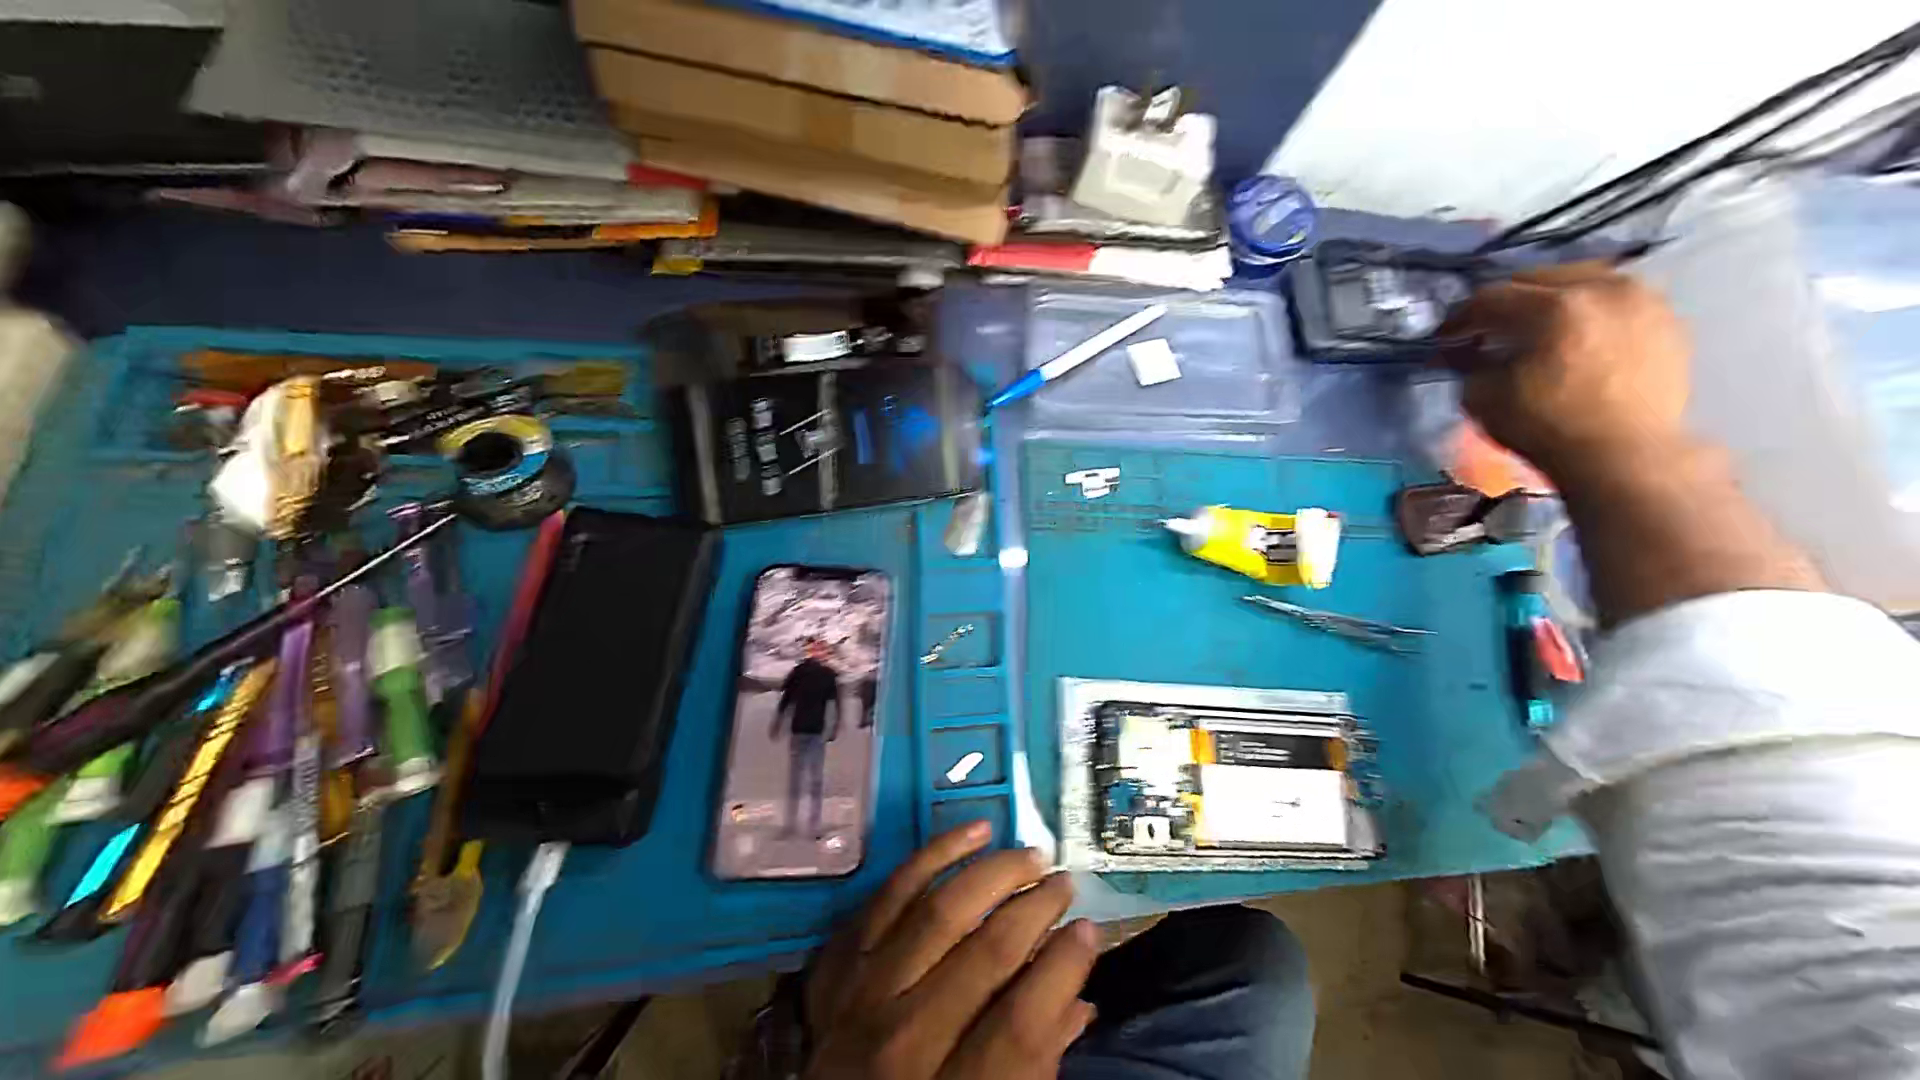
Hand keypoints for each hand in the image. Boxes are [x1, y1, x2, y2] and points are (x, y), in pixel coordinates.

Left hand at [804, 823, 1097, 1079]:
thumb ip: (1034, 1065)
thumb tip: (1078, 997)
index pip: (1019, 1023)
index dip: (1063, 970)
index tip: (1088, 930)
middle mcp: (904, 1039)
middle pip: (985, 954)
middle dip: (1036, 910)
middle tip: (1065, 885)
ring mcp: (864, 991)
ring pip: (940, 909)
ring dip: (994, 873)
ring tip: (1031, 856)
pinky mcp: (842, 958)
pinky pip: (892, 891)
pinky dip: (936, 855)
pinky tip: (975, 832)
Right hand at [1440, 262, 1690, 483]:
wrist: (1625, 453)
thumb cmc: (1545, 426)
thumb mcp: (1483, 396)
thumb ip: (1467, 363)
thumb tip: (1460, 349)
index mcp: (1553, 306)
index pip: (1490, 297)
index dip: (1460, 317)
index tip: (1445, 338)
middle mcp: (1602, 288)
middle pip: (1537, 277)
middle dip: (1503, 302)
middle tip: (1484, 330)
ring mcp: (1641, 298)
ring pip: (1580, 279)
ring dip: (1547, 298)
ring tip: (1530, 327)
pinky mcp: (1664, 316)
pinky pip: (1613, 297)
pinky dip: (1584, 309)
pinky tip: (1570, 335)